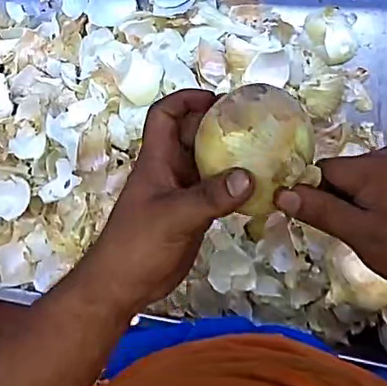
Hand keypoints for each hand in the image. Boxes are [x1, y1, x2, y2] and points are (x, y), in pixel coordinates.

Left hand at [63, 89, 251, 320]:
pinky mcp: (193, 212)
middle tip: (254, 122)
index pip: (165, 114)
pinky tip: (258, 187)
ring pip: (207, 161)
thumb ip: (210, 197)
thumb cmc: (137, 244)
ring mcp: (182, 190)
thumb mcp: (173, 216)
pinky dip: (235, 184)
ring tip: (264, 149)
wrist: (123, 285)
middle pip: (193, 134)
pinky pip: (217, 188)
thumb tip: (249, 176)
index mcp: (157, 158)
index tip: (217, 99)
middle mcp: (170, 168)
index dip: (186, 99)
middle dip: (218, 124)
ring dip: (231, 154)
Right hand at [278, 145, 386, 305]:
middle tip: (356, 233)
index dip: (317, 197)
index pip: (322, 171)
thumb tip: (282, 193)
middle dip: (341, 199)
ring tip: (378, 231)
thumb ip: (321, 211)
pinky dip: (382, 197)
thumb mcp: (361, 236)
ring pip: (365, 176)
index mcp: (371, 166)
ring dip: (361, 199)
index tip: (325, 223)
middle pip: (344, 172)